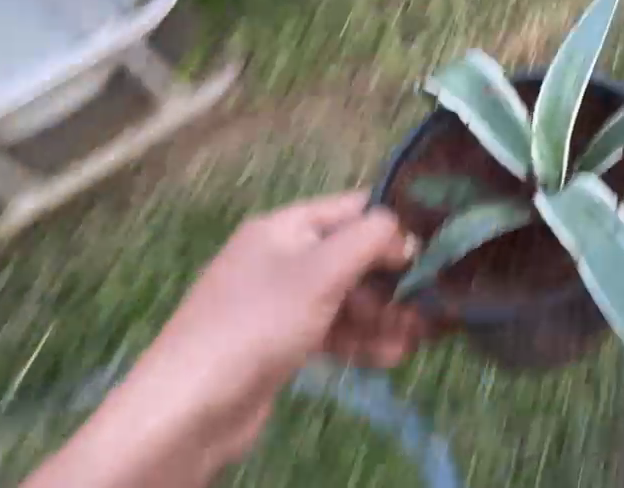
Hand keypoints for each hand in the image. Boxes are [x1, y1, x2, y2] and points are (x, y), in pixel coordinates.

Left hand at [29, 194, 423, 485]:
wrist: (182, 415)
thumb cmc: (257, 325)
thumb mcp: (323, 271)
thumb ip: (374, 238)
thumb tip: (408, 235)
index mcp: (286, 228)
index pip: (357, 207)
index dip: (399, 221)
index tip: (440, 241)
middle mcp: (282, 258)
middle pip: (356, 257)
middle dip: (397, 280)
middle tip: (435, 299)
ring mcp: (278, 303)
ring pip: (348, 298)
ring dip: (386, 315)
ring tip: (420, 336)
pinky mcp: (278, 343)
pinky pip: (332, 330)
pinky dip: (361, 340)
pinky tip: (392, 356)